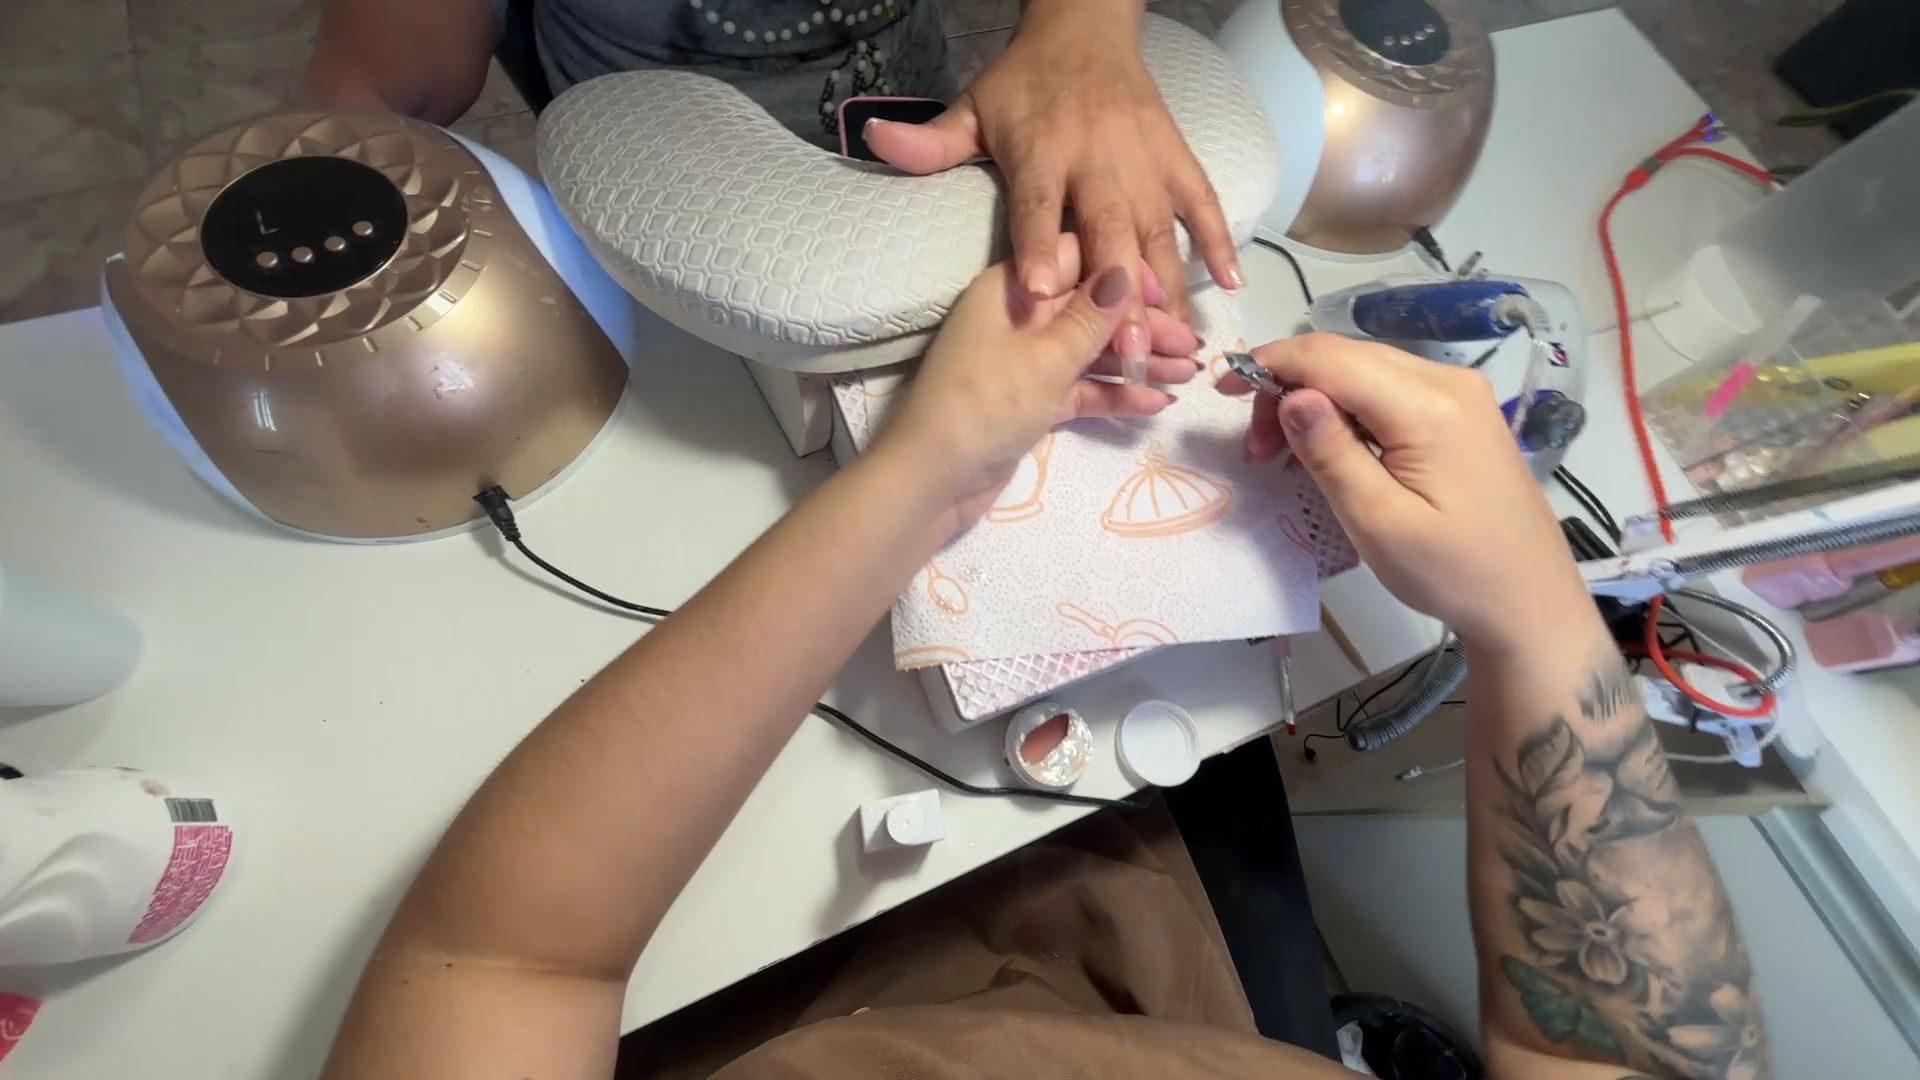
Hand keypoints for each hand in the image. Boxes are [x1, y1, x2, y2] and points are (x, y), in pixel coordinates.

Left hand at [865, 0, 1240, 361]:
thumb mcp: (974, 107)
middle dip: (1121, 291)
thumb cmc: (1023, 84)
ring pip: (1159, 229)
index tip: (1040, 295)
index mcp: (1041, 151)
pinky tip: (1230, 286)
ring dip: (1171, 287)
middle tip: (1132, 349)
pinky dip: (1218, 241)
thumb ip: (933, 140)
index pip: (1036, 206)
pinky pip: (1201, 202)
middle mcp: (1096, 159)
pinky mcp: (1174, 158)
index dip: (1038, 247)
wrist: (1085, 24)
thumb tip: (876, 138)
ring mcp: (1142, 161)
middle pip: (1110, 229)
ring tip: (1181, 343)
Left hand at [875, 234, 1200, 533]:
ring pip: (1091, 353)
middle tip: (1192, 345)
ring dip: (1137, 362)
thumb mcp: (1044, 357)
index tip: (1168, 295)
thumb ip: (1090, 317)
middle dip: (1142, 327)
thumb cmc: (984, 405)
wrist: (934, 479)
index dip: (1124, 273)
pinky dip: (1114, 395)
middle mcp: (1020, 318)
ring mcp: (1026, 362)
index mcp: (1012, 288)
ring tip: (1188, 372)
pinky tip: (1155, 402)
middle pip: (1091, 310)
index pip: (1077, 260)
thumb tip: (1126, 271)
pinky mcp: (1031, 401)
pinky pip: (1080, 390)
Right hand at [1220, 335, 1589, 651]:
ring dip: (1310, 398)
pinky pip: (1382, 388)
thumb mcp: (1376, 521)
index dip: (1268, 364)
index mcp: (1428, 407)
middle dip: (1285, 387)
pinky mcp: (1456, 410)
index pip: (1329, 359)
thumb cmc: (1450, 571)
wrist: (1526, 598)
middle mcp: (1447, 381)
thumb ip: (1331, 452)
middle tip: (1257, 450)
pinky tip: (1327, 446)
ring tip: (1283, 453)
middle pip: (1342, 356)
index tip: (1223, 393)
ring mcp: (1456, 393)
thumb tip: (1291, 395)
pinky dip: (1340, 408)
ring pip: (1359, 368)